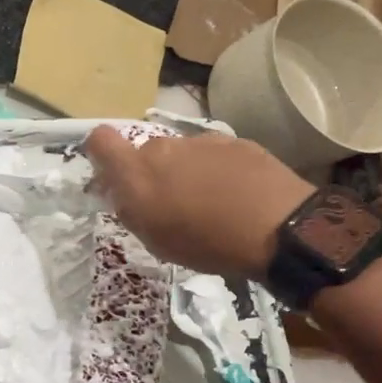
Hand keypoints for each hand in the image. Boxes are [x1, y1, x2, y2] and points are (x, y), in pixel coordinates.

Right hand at [83, 125, 315, 279]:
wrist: (281, 228)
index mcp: (137, 171)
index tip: (112, 177)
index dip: (101, 154)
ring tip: (211, 205)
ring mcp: (203, 141)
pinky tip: (237, 197)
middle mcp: (164, 147)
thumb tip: (121, 193)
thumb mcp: (155, 240)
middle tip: (171, 206)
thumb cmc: (206, 242)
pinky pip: (215, 155)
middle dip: (152, 174)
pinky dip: (218, 172)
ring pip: (182, 154)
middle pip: (146, 153)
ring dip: (187, 173)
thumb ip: (131, 210)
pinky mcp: (238, 142)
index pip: (100, 140)